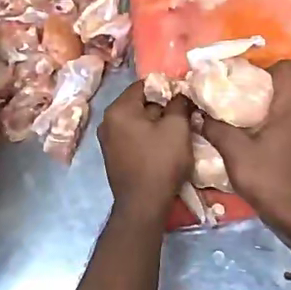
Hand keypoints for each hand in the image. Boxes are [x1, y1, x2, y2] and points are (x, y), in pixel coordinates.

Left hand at [98, 82, 193, 219]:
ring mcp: (107, 140)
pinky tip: (163, 146)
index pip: (142, 85)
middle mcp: (106, 121)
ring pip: (136, 121)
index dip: (165, 86)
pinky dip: (146, 136)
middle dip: (161, 106)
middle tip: (183, 113)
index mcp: (118, 110)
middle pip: (138, 103)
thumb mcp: (177, 128)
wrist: (143, 204)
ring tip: (176, 130)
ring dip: (155, 123)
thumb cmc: (160, 162)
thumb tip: (179, 94)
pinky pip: (132, 136)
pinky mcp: (113, 155)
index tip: (183, 95)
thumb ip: (178, 104)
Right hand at [199, 60, 290, 228]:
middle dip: (261, 93)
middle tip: (235, 106)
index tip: (242, 83)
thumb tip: (199, 115)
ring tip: (246, 129)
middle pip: (286, 90)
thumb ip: (215, 128)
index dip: (264, 69)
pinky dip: (278, 132)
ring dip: (269, 115)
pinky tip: (261, 149)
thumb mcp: (234, 151)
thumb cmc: (267, 177)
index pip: (286, 68)